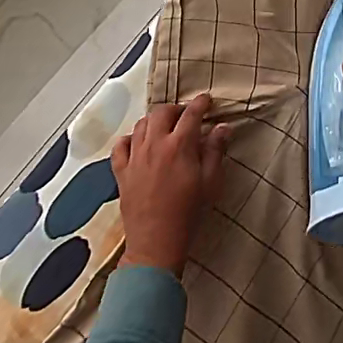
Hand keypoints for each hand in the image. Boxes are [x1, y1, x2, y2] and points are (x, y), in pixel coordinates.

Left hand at [112, 95, 228, 274]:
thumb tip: (222, 127)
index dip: (200, 103)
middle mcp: (154, 145)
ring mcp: (135, 157)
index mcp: (179, 146)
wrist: (156, 242)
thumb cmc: (189, 214)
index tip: (207, 100)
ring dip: (154, 120)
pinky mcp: (121, 171)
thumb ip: (215, 151)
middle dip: (176, 109)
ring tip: (164, 127)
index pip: (191, 114)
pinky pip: (120, 145)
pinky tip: (137, 143)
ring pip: (141, 125)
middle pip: (162, 113)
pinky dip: (129, 139)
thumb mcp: (210, 182)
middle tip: (186, 115)